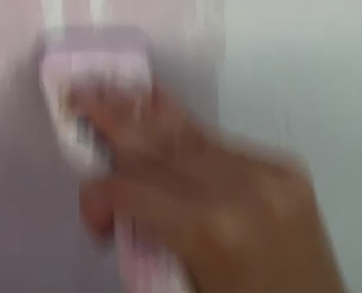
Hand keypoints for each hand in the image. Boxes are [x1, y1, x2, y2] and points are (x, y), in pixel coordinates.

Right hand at [72, 86, 345, 292]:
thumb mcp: (185, 283)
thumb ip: (151, 231)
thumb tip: (119, 191)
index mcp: (209, 229)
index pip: (131, 187)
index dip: (98, 194)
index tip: (94, 218)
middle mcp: (238, 189)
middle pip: (155, 142)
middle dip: (111, 115)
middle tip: (78, 91)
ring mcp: (265, 172)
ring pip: (186, 132)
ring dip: (145, 112)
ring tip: (112, 86)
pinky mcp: (283, 167)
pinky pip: (218, 143)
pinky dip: (186, 138)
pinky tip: (160, 118)